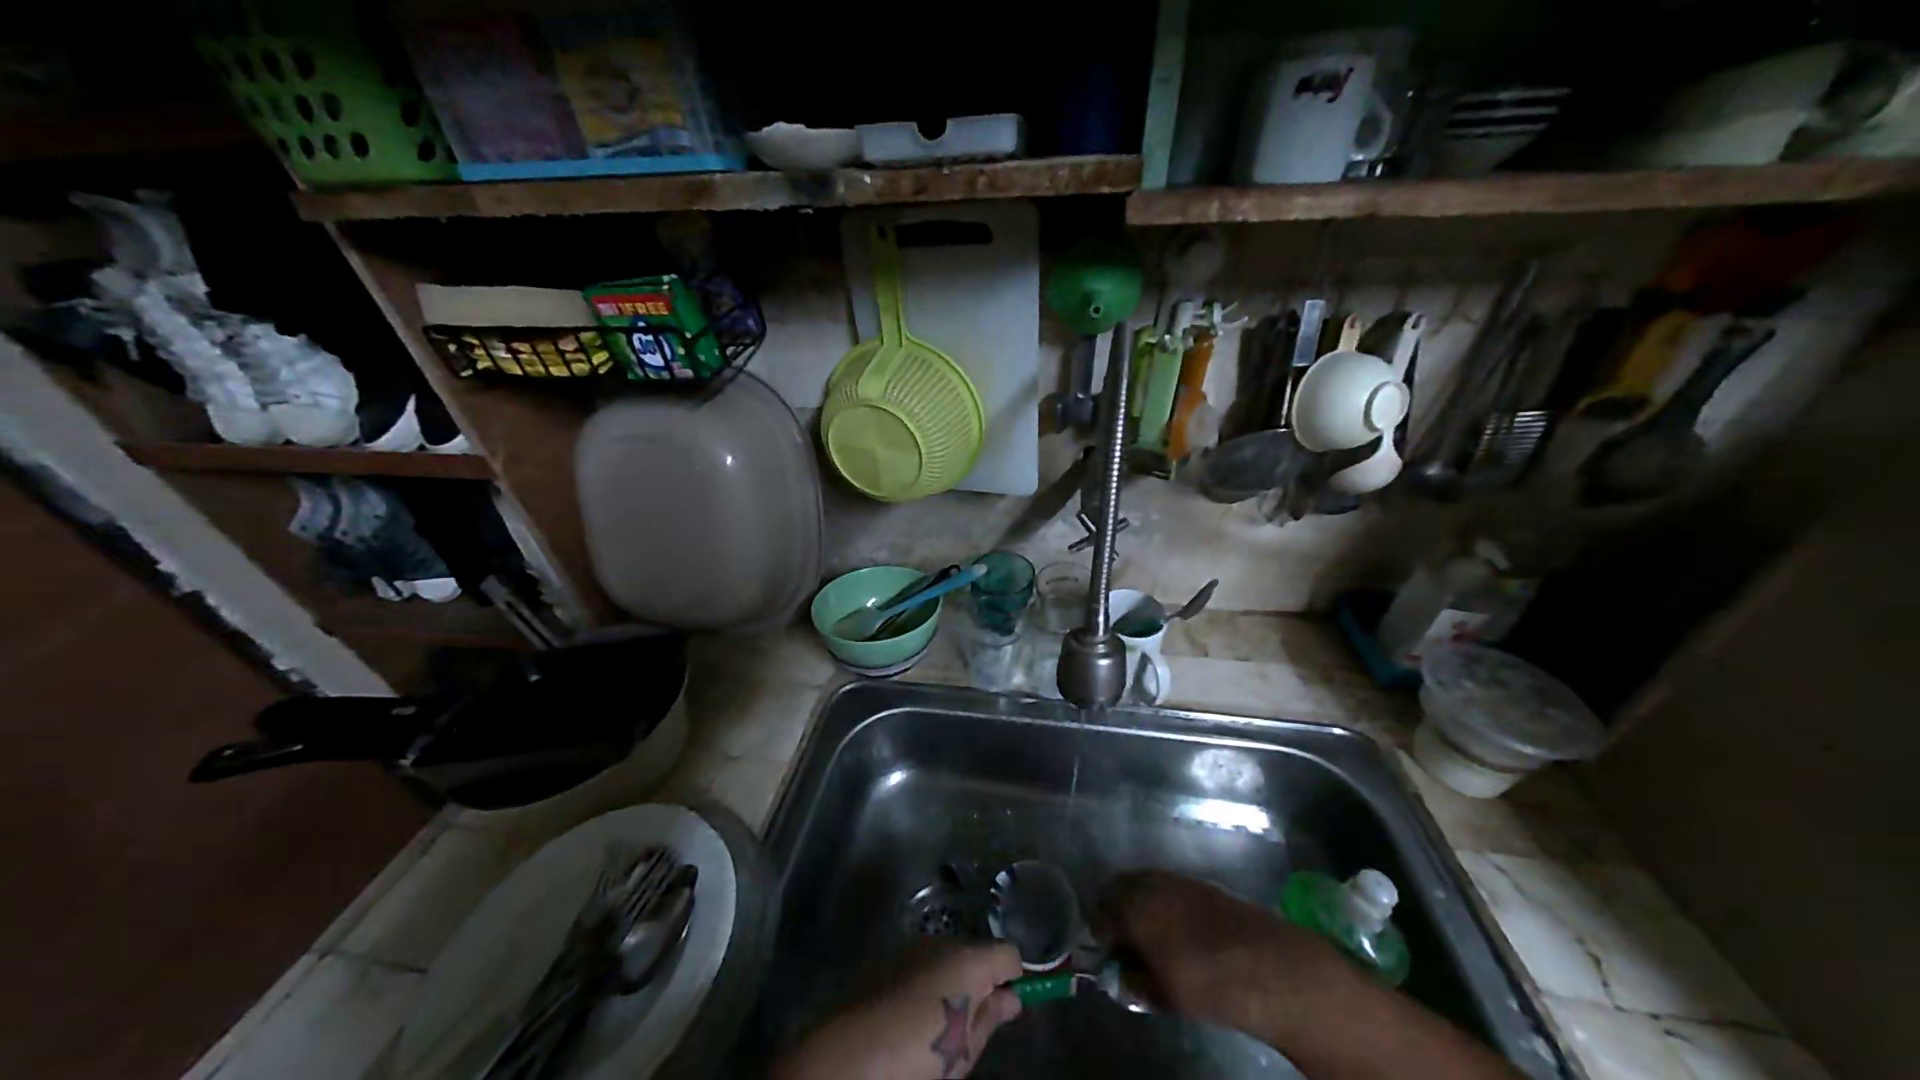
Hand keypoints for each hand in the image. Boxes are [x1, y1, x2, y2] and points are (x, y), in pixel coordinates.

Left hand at [775, 941, 1024, 1079]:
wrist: (852, 1055)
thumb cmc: (921, 1055)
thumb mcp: (966, 1049)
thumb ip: (992, 1017)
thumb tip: (1011, 998)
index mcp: (971, 959)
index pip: (1010, 953)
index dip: (1013, 978)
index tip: (1007, 1005)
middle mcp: (944, 941)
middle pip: (977, 950)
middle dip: (981, 977)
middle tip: (973, 1020)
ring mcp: (914, 946)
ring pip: (948, 955)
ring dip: (952, 979)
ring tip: (940, 1019)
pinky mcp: (889, 957)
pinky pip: (922, 963)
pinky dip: (927, 981)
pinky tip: (914, 1013)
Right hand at [1093, 870, 1355, 1044]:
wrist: (1270, 967)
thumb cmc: (1207, 982)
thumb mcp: (1163, 994)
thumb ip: (1135, 982)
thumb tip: (1124, 975)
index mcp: (1132, 906)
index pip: (1099, 913)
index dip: (1100, 935)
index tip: (1107, 953)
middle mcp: (1150, 883)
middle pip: (1119, 890)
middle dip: (1116, 912)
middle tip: (1124, 941)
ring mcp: (1178, 880)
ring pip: (1145, 885)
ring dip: (1141, 905)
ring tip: (1151, 937)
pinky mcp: (1203, 884)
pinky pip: (1169, 888)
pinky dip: (1164, 903)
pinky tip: (1177, 929)